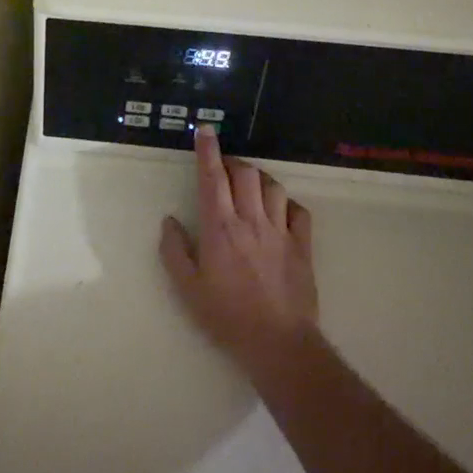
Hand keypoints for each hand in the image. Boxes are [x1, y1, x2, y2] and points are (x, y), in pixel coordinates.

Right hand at [160, 123, 317, 372]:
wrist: (278, 342)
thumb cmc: (226, 316)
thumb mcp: (187, 288)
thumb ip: (174, 250)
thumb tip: (170, 221)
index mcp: (219, 227)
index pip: (212, 177)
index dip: (207, 150)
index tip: (206, 130)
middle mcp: (250, 220)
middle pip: (245, 173)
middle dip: (233, 162)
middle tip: (222, 169)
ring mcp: (280, 231)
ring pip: (273, 187)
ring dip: (258, 179)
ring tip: (248, 186)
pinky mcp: (302, 246)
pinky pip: (298, 211)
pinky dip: (287, 203)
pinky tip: (278, 211)